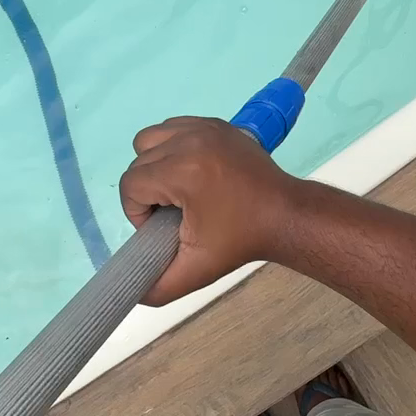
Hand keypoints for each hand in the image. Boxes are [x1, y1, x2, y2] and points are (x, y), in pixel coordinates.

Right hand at [119, 116, 303, 305]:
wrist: (284, 214)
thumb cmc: (241, 241)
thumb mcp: (197, 271)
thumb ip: (159, 287)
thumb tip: (133, 293)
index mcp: (183, 172)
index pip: (131, 184)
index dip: (139, 212)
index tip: (163, 227)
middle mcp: (189, 141)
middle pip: (139, 161)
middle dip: (147, 190)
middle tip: (173, 212)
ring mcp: (203, 127)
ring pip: (151, 139)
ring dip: (155, 164)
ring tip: (179, 188)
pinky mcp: (215, 123)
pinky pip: (173, 127)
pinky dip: (173, 146)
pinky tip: (192, 170)